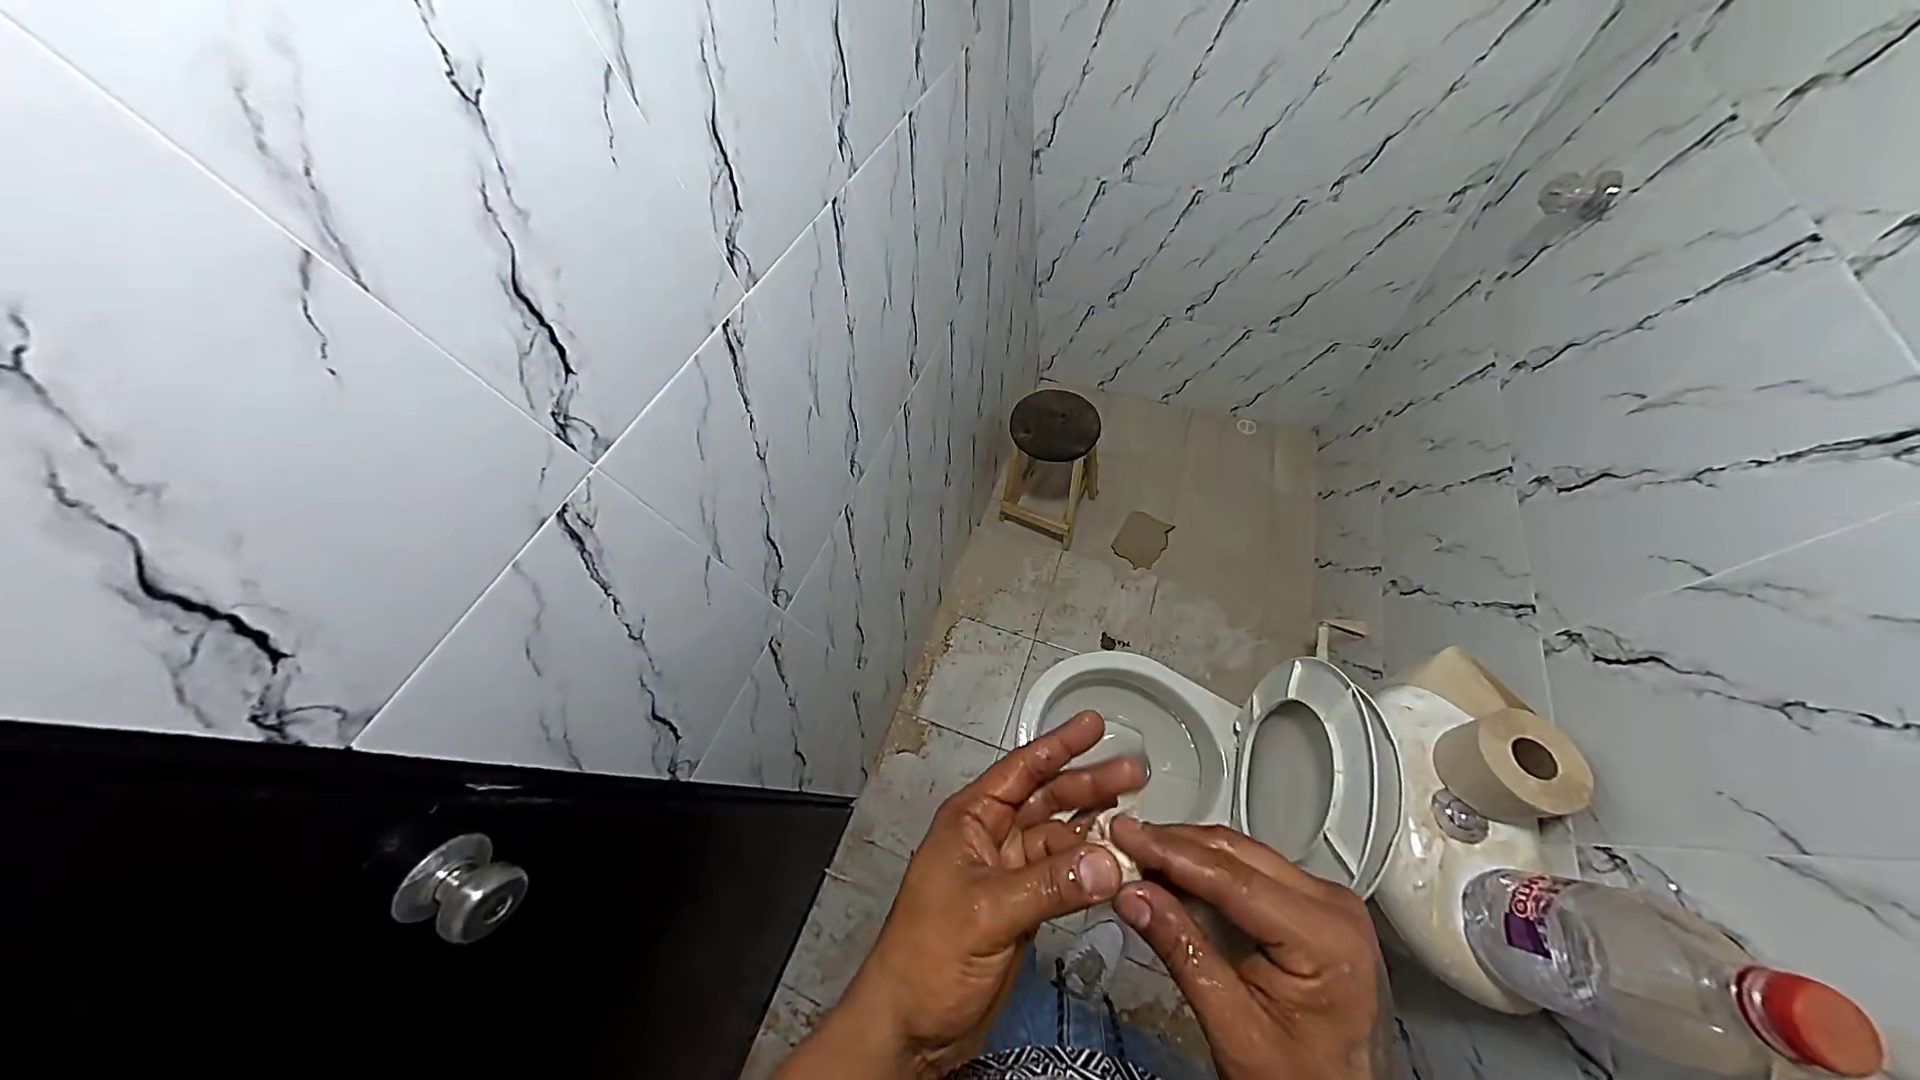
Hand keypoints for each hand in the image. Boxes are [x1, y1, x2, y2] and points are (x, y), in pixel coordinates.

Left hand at [779, 711, 1146, 1079]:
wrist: (912, 1024)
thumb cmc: (927, 955)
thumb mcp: (986, 911)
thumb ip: (1050, 886)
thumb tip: (1110, 862)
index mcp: (971, 819)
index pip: (1021, 770)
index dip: (1059, 744)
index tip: (1094, 725)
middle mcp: (992, 837)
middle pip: (1047, 798)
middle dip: (1088, 783)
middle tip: (1134, 772)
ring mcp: (1010, 872)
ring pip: (1060, 837)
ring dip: (1095, 828)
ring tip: (1136, 818)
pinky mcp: (1023, 905)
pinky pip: (1064, 875)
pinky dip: (1090, 869)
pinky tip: (1117, 864)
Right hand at [1110, 819, 1394, 1079]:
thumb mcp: (1234, 1028)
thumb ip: (1182, 953)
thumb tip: (1133, 894)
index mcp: (1327, 939)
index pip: (1232, 878)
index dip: (1170, 852)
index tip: (1124, 835)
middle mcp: (1333, 906)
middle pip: (1235, 854)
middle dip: (1171, 844)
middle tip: (1121, 840)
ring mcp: (1324, 900)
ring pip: (1239, 853)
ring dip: (1184, 851)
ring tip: (1136, 853)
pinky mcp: (1309, 903)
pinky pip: (1248, 868)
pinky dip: (1203, 867)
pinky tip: (1170, 871)